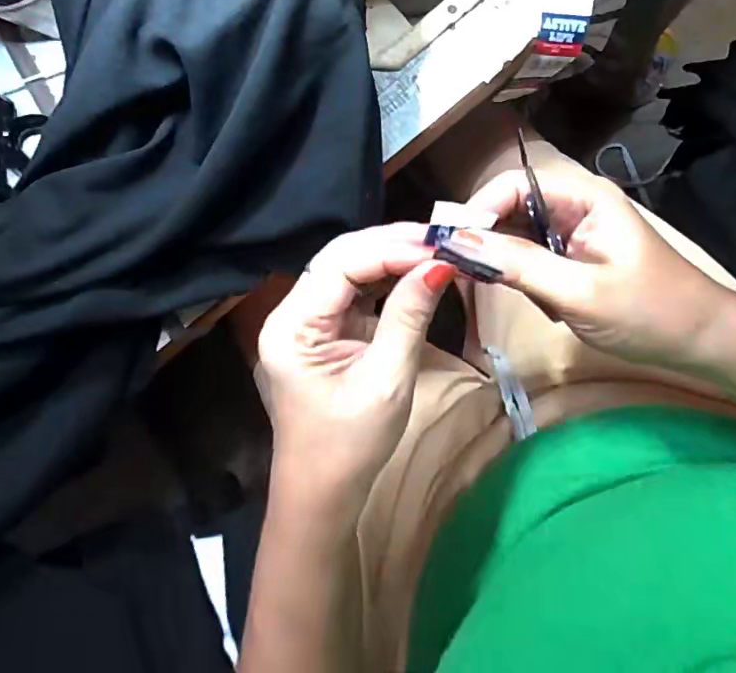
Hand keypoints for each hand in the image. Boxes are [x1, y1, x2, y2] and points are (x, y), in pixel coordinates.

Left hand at [256, 223, 454, 515]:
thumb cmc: (350, 446)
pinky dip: (388, 274)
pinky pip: (356, 287)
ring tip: (436, 248)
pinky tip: (417, 268)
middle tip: (443, 240)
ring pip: (349, 265)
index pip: (341, 265)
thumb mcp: (387, 381)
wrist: (323, 494)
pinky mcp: (326, 326)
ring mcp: (308, 317)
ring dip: (392, 253)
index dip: (390, 249)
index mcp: (292, 327)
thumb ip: (409, 317)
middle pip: (341, 257)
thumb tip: (440, 265)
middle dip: (392, 243)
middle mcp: (292, 312)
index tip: (439, 248)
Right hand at [454, 164, 735, 372]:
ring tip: (516, 293)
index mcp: (583, 196)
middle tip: (464, 272)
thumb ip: (519, 264)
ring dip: (507, 261)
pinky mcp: (574, 256)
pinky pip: (532, 256)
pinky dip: (524, 277)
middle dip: (488, 237)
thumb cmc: (652, 313)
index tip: (452, 244)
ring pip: (517, 233)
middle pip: (510, 206)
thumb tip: (458, 241)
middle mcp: (575, 204)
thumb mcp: (581, 292)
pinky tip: (540, 302)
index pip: (513, 185)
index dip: (478, 209)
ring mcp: (574, 231)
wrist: (705, 343)